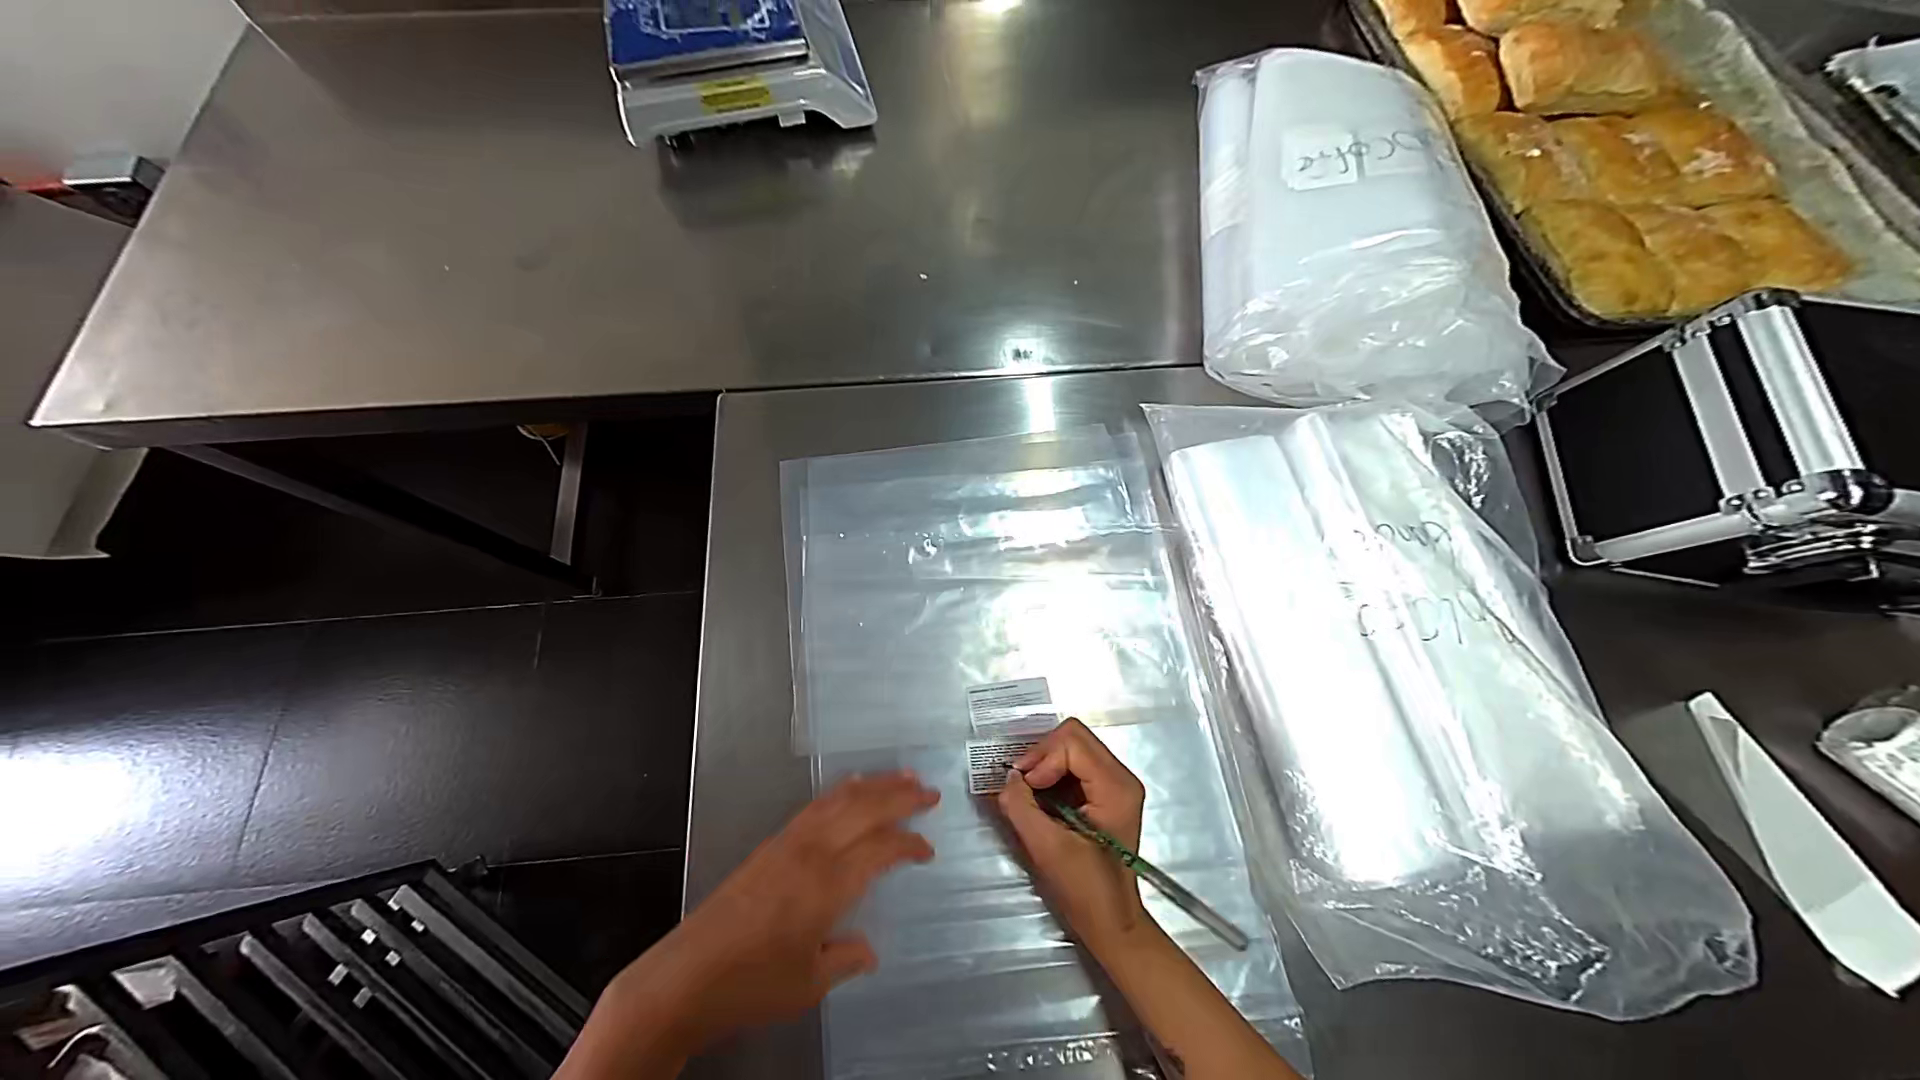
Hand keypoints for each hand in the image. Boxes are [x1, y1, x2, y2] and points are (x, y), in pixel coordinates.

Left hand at [605, 771, 938, 1055]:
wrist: (686, 976)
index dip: (910, 845)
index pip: (881, 850)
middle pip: (865, 810)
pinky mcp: (771, 843)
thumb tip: (868, 950)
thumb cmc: (753, 983)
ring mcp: (789, 842)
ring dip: (874, 786)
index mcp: (828, 883)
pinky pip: (816, 806)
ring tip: (902, 777)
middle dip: (901, 797)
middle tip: (930, 791)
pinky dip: (842, 792)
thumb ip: (846, 959)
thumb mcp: (809, 983)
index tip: (929, 850)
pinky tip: (851, 788)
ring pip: (841, 800)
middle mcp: (812, 852)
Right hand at [996, 718, 1151, 954]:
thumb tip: (1008, 778)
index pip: (1072, 741)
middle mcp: (1120, 777)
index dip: (1042, 758)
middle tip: (1022, 784)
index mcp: (1116, 787)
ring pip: (1071, 746)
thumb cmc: (1086, 890)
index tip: (1025, 788)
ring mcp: (1114, 783)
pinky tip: (1039, 797)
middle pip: (1073, 736)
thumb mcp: (1047, 848)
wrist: (1111, 922)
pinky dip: (1051, 773)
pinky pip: (1073, 763)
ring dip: (1044, 764)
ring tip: (1027, 792)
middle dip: (1041, 755)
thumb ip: (1021, 807)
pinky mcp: (1104, 792)